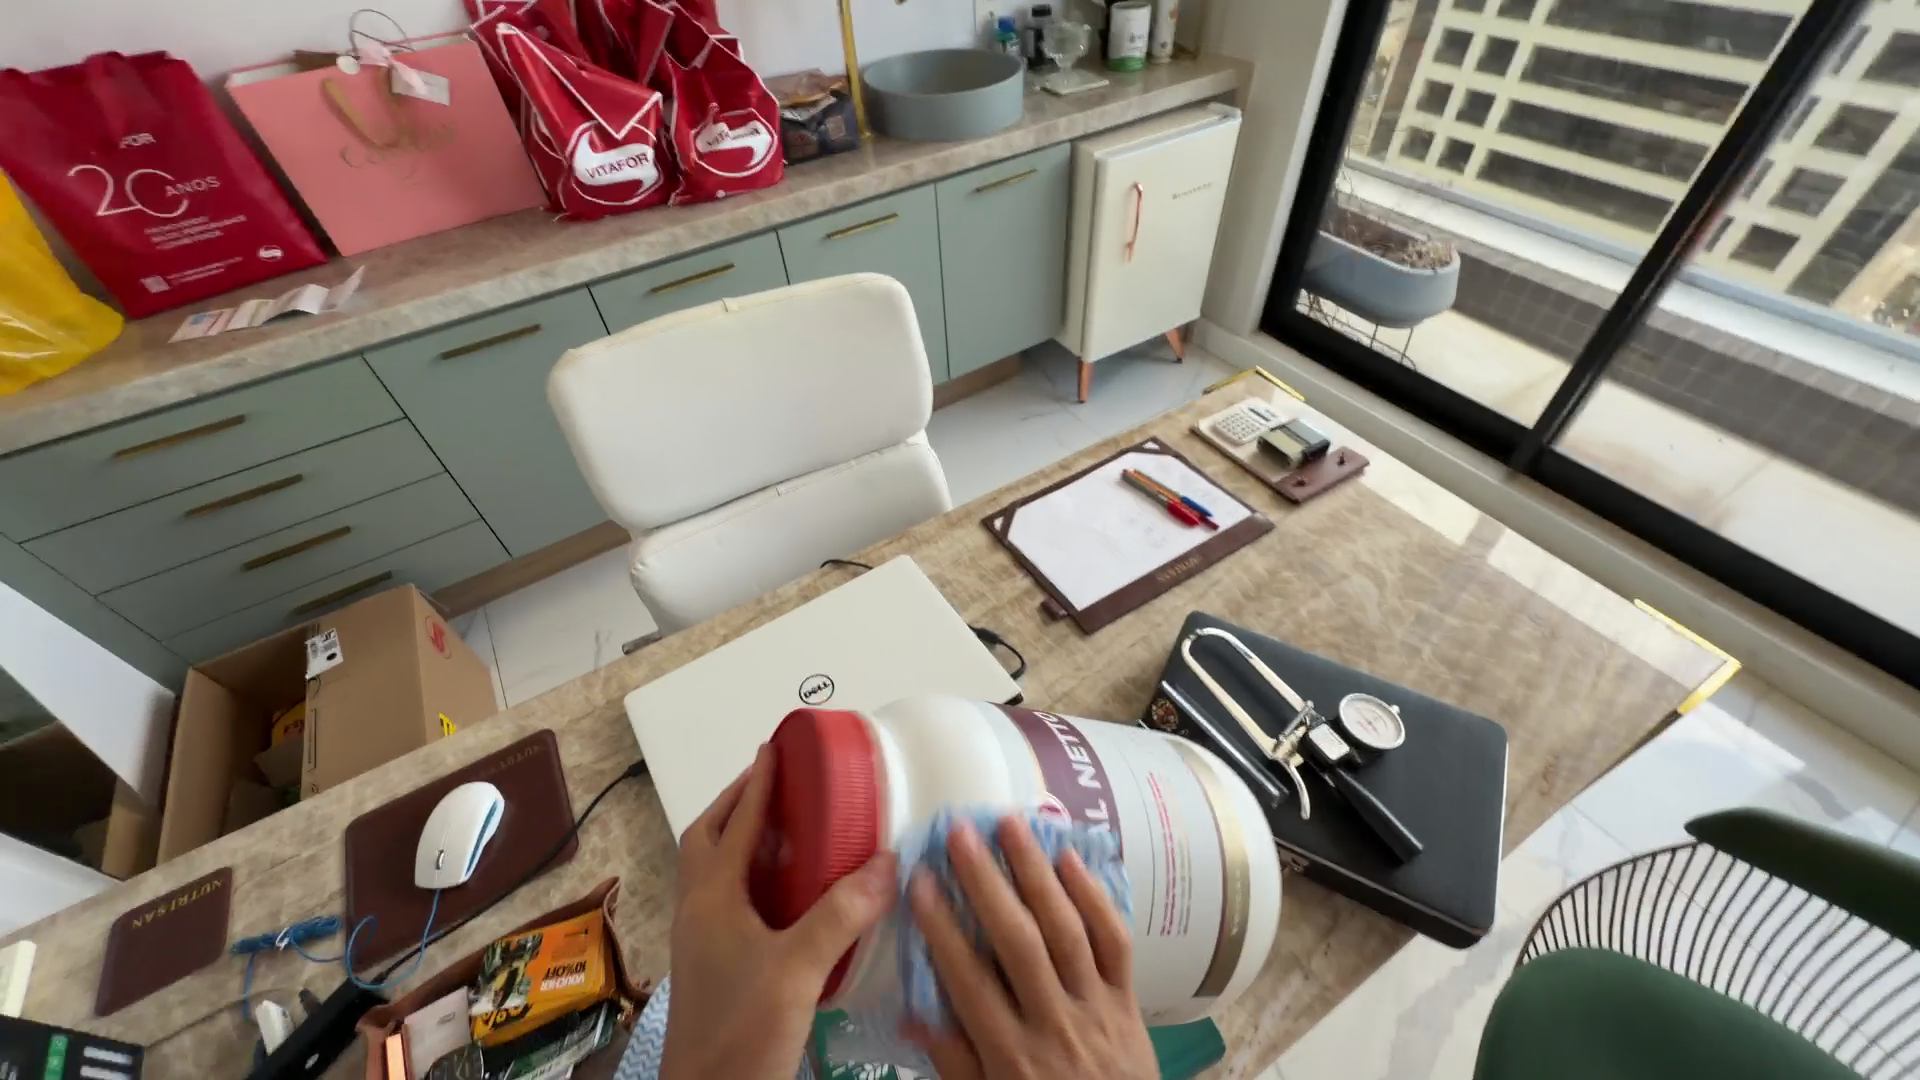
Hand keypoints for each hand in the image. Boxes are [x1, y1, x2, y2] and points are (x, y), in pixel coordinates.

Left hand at [660, 745, 897, 1079]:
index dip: (757, 784)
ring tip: (781, 824)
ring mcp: (701, 937)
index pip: (735, 825)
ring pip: (711, 866)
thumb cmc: (742, 1032)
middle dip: (736, 802)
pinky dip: (749, 871)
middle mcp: (699, 908)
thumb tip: (887, 862)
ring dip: (738, 834)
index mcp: (712, 898)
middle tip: (773, 783)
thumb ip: (840, 916)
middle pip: (707, 837)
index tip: (776, 748)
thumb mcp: (796, 971)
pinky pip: (725, 894)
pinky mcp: (712, 960)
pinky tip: (784, 887)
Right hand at [906, 816, 1155, 1079]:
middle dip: (987, 883)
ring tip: (1012, 824)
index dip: (941, 928)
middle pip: (1019, 942)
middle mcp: (1054, 1023)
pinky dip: (1094, 896)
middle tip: (961, 833)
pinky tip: (1071, 857)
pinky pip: (1116, 941)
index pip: (970, 981)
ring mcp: (1097, 1005)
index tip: (919, 879)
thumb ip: (954, 1061)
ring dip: (1037, 871)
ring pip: (1067, 929)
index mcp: (1012, 1056)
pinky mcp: (1130, 997)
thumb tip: (912, 1010)